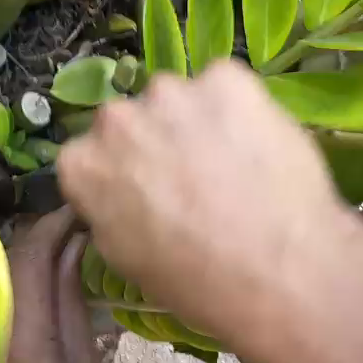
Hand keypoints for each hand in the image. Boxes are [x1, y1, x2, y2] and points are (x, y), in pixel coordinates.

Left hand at [0, 208, 106, 362]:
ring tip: (58, 246)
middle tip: (73, 226)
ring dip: (26, 249)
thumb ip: (71, 304)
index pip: (31, 258)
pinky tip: (30, 273)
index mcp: (23, 339)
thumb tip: (74, 247)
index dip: (53, 226)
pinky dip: (10, 269)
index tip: (77, 211)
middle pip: (8, 254)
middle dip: (40, 233)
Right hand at [55, 61, 362, 352]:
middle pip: (129, 121)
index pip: (89, 156)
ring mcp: (169, 92)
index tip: (144, 194)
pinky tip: (258, 146)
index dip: (120, 175)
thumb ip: (105, 208)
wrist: (281, 274)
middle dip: (152, 141)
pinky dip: (238, 108)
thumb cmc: (195, 283)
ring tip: (231, 164)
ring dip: (193, 122)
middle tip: (190, 178)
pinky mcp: (225, 78)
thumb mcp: (122, 257)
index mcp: (80, 163)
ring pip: (176, 100)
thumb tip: (120, 193)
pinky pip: (225, 86)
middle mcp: (114, 118)